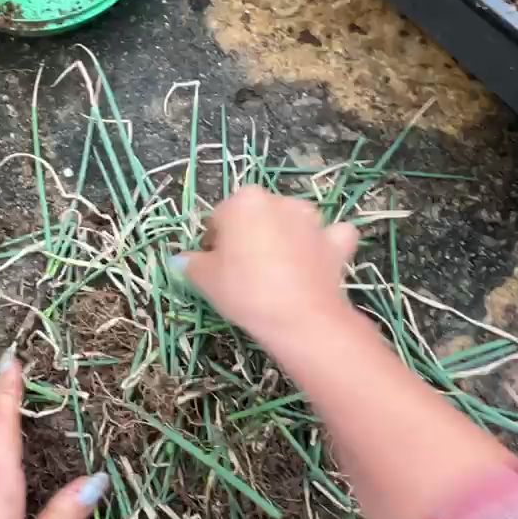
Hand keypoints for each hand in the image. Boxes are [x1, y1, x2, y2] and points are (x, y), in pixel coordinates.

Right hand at [177, 185, 360, 348]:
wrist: (300, 318)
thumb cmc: (244, 290)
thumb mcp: (205, 278)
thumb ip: (190, 263)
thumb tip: (180, 260)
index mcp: (243, 201)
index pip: (219, 219)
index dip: (214, 244)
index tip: (215, 267)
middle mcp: (279, 201)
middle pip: (255, 216)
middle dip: (248, 236)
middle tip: (242, 271)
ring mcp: (312, 219)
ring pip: (292, 222)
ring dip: (285, 236)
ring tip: (277, 270)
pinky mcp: (336, 241)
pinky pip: (330, 236)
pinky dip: (324, 244)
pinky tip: (316, 261)